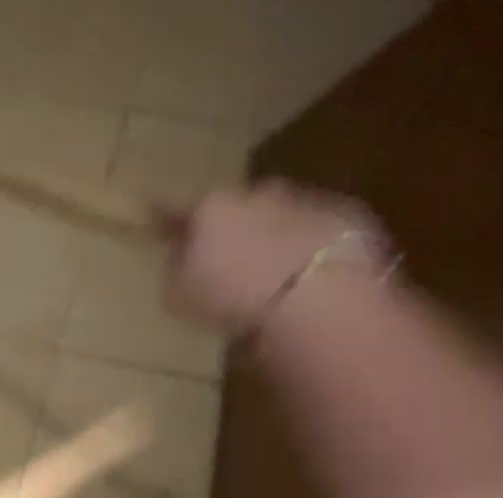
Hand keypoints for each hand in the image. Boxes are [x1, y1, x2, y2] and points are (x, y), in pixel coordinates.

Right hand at [162, 180, 381, 333]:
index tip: (156, 219)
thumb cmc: (231, 300)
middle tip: (225, 259)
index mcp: (210, 208)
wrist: (316, 301)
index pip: (179, 208)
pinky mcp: (345, 215)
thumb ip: (175, 268)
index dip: (167, 217)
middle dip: (229, 226)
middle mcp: (256, 193)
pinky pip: (315, 228)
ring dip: (269, 235)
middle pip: (235, 207)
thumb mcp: (178, 295)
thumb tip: (178, 255)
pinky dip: (306, 245)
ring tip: (269, 271)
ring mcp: (303, 200)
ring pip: (277, 215)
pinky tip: (305, 274)